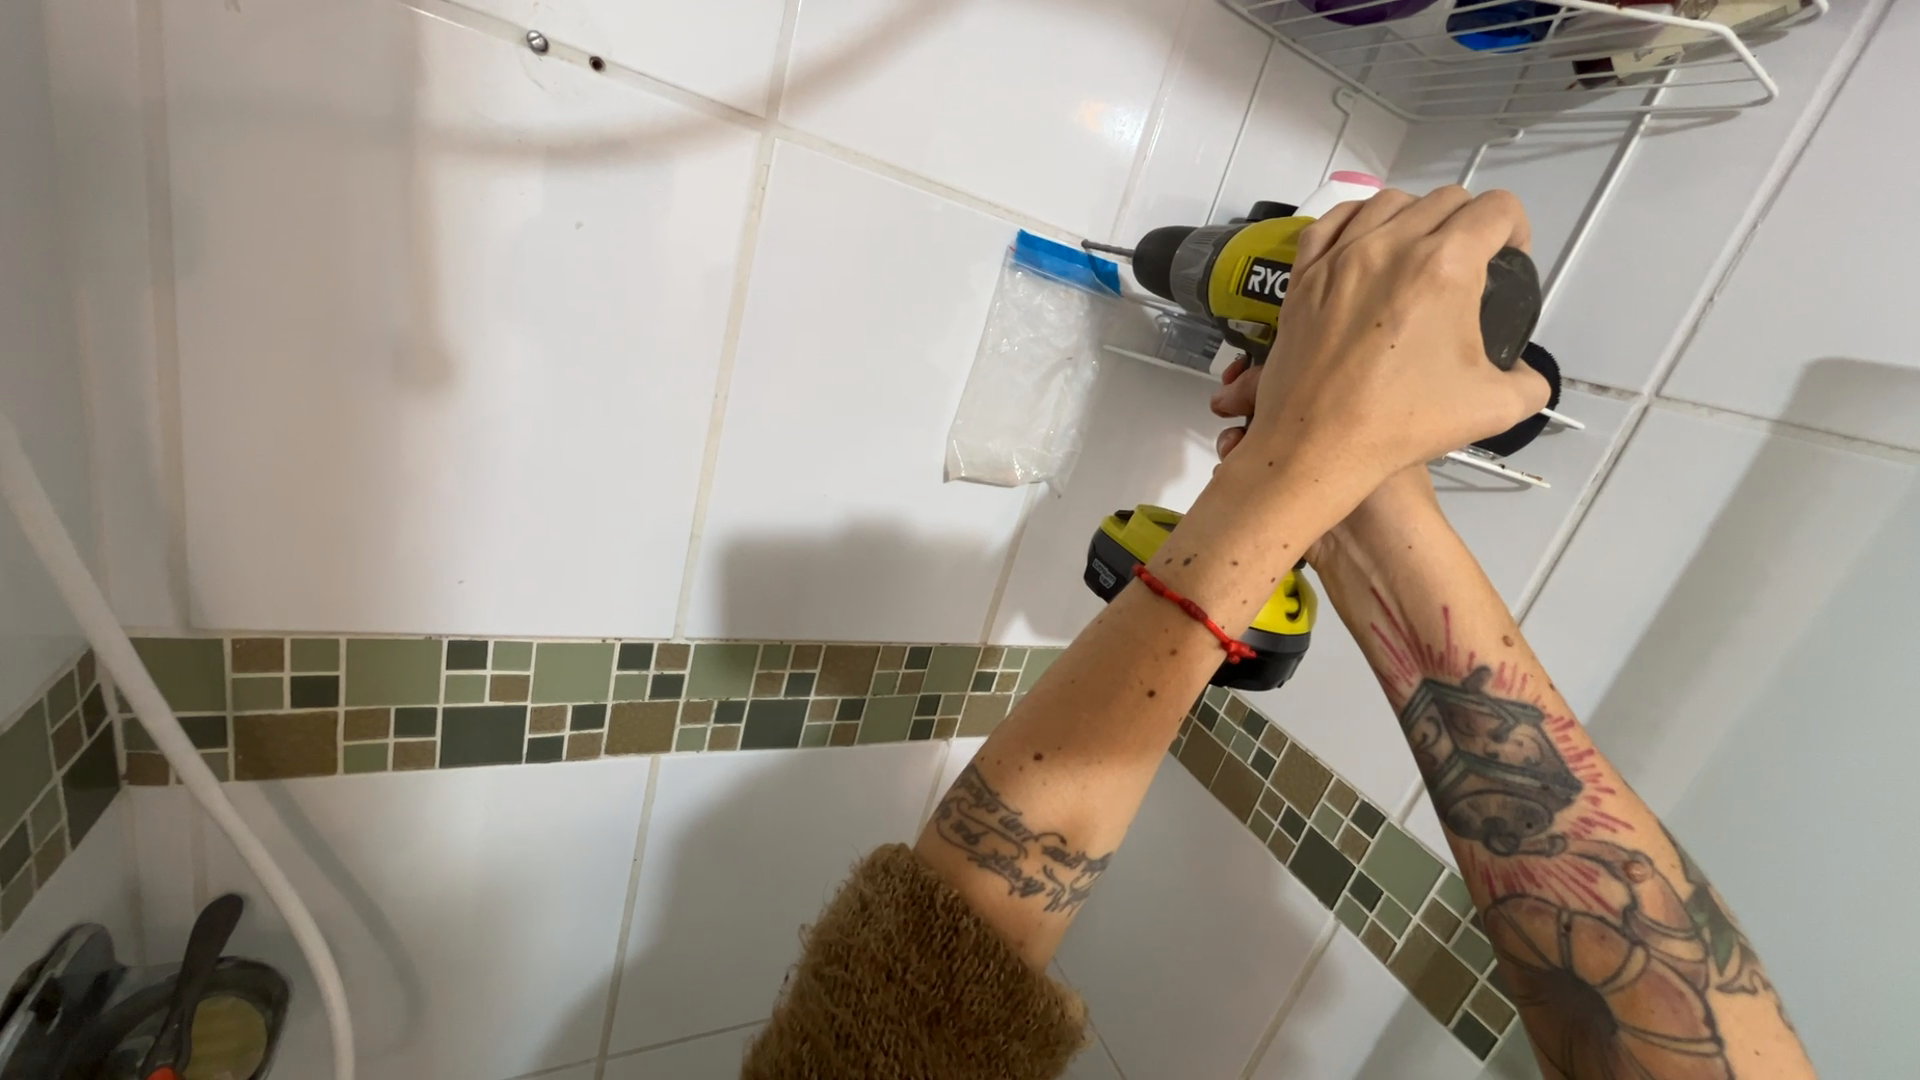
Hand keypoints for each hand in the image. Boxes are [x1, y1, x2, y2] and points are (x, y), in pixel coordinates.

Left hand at [1222, 186, 1549, 496]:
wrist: (1314, 446)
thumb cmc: (1398, 425)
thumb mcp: (1496, 407)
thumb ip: (1529, 380)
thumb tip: (1522, 372)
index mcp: (1444, 265)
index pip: (1497, 210)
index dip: (1515, 230)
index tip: (1508, 260)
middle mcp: (1388, 248)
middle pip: (1443, 201)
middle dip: (1467, 223)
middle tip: (1465, 265)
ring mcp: (1336, 261)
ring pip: (1385, 204)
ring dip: (1412, 217)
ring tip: (1415, 254)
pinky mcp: (1300, 280)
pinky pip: (1327, 225)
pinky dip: (1352, 222)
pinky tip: (1362, 245)